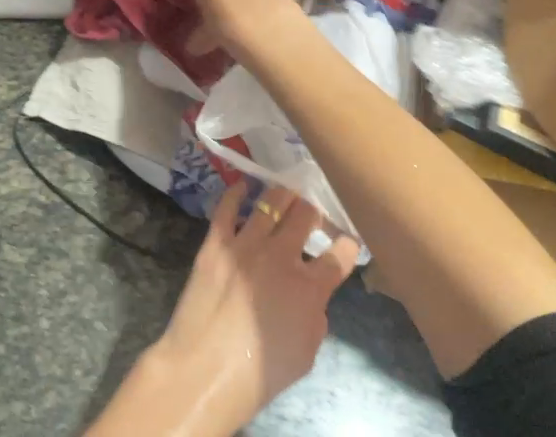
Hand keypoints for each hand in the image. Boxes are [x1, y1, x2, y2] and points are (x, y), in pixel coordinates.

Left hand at [88, 182, 360, 436]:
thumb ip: (314, 315)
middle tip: (314, 206)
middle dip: (313, 209)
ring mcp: (245, 245)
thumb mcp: (308, 351)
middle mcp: (280, 257)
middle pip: (304, 217)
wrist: (207, 365)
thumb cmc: (262, 370)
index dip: (348, 245)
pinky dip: (236, 194)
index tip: (348, 239)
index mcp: (310, 287)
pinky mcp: (215, 243)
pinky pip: (226, 209)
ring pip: (269, 205)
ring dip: (282, 194)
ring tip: (288, 188)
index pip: (339, 256)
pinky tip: (243, 186)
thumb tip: (310, 296)